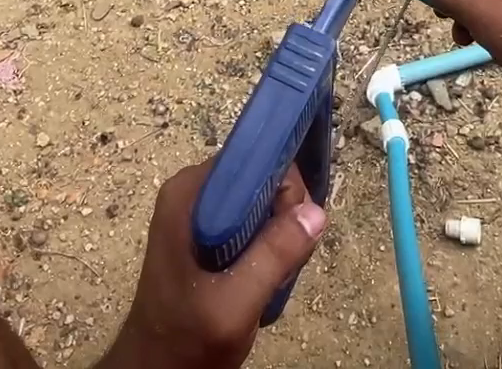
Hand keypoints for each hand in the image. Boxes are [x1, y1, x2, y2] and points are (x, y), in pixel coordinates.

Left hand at [95, 161, 326, 368]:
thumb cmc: (185, 341)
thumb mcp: (233, 305)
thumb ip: (273, 257)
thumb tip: (317, 212)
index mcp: (189, 192)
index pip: (253, 159)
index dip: (283, 187)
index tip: (294, 227)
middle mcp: (193, 191)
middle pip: (260, 177)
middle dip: (282, 215)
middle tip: (283, 262)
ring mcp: (198, 211)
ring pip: (261, 200)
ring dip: (277, 235)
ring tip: (270, 277)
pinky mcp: (206, 231)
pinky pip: (252, 219)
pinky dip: (266, 244)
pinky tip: (261, 278)